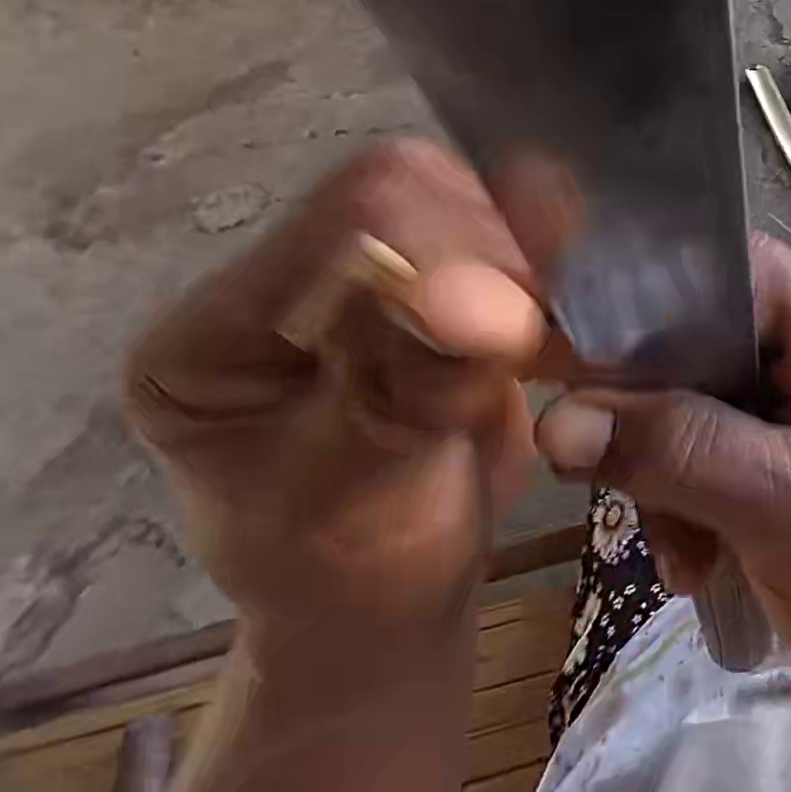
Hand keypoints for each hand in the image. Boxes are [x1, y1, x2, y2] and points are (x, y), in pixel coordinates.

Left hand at [124, 141, 548, 644]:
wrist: (395, 598)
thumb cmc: (355, 570)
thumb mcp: (364, 492)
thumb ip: (411, 387)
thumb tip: (490, 301)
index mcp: (225, 326)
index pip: (349, 217)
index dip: (451, 254)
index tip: (514, 335)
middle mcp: (295, 282)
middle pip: (420, 193)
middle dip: (498, 259)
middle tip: (531, 344)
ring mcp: (376, 282)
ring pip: (478, 205)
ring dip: (533, 261)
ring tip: (551, 338)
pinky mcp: (446, 297)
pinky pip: (513, 244)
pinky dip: (553, 269)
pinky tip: (565, 319)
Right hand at [535, 237, 790, 692]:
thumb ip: (687, 457)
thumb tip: (561, 419)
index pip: (753, 275)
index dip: (671, 290)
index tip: (589, 344)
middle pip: (702, 336)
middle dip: (651, 407)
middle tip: (607, 463)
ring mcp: (782, 406)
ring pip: (682, 398)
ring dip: (659, 470)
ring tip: (683, 548)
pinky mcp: (758, 451)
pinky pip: (686, 447)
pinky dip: (671, 499)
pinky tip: (693, 560)